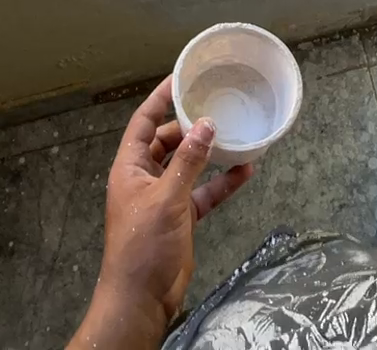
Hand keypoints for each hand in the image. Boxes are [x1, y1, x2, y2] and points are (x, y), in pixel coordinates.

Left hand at [69, 78, 253, 349]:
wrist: (140, 300)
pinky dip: (221, 182)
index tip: (182, 77)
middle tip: (217, 104)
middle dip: (191, 125)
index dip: (161, 98)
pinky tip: (245, 170)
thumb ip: (188, 161)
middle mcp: (146, 176)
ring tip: (234, 132)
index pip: (144, 121)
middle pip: (168, 140)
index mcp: (131, 167)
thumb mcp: (166, 198)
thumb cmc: (144, 245)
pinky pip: (203, 191)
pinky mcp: (181, 217)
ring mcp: (164, 197)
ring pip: (189, 164)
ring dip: (209, 152)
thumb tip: (206, 124)